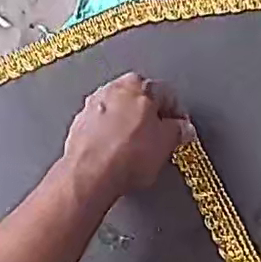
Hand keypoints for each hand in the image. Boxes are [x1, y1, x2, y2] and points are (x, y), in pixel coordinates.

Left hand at [58, 73, 189, 201]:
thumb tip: (182, 129)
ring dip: (128, 130)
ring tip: (135, 154)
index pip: (167, 94)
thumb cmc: (125, 156)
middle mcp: (111, 89)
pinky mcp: (78, 127)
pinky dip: (109, 140)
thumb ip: (178, 131)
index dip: (177, 115)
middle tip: (158, 143)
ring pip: (118, 115)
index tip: (180, 130)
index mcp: (138, 84)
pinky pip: (101, 130)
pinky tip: (116, 157)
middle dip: (150, 121)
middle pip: (139, 102)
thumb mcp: (166, 144)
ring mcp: (92, 107)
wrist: (90, 176)